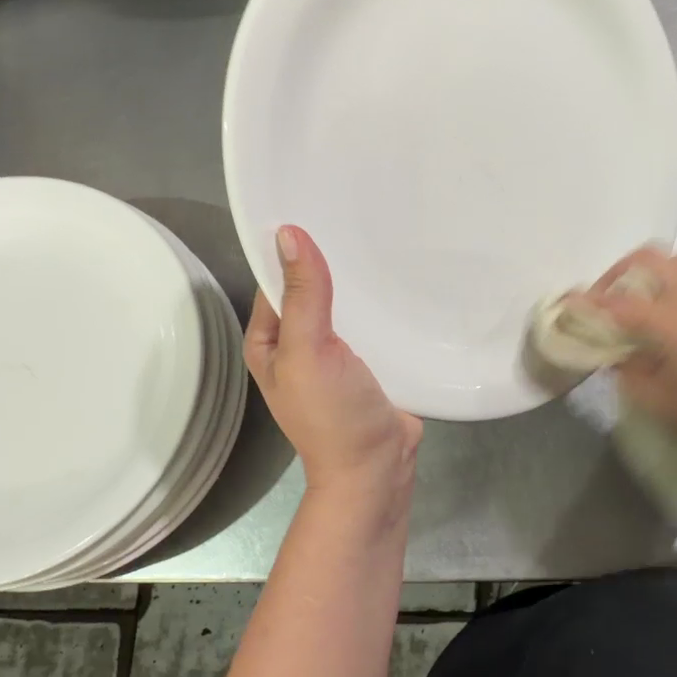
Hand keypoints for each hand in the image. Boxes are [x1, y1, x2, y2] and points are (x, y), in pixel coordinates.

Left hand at [245, 226, 423, 500]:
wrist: (378, 468)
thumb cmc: (332, 415)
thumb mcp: (308, 352)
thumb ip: (302, 295)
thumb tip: (289, 234)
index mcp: (271, 340)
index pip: (276, 279)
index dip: (293, 247)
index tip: (321, 208)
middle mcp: (301, 343)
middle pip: (313, 289)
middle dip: (333, 260)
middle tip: (365, 217)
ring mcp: (338, 353)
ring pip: (347, 305)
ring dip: (363, 282)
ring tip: (390, 239)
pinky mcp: (372, 362)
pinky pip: (375, 324)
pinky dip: (385, 306)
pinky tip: (405, 283)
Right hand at [588, 248, 676, 467]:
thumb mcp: (660, 400)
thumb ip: (628, 372)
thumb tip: (611, 354)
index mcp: (673, 324)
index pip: (618, 303)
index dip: (588, 302)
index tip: (567, 304)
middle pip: (647, 259)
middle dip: (617, 273)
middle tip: (604, 300)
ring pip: (672, 259)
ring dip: (645, 271)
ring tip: (633, 300)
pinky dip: (667, 279)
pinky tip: (661, 311)